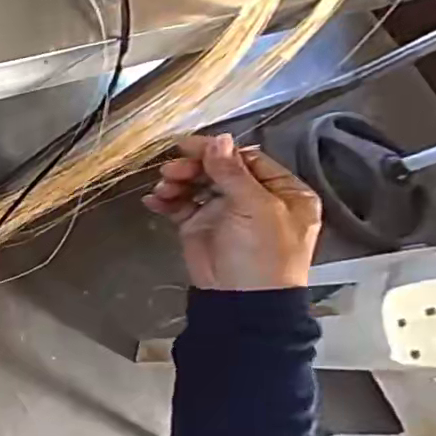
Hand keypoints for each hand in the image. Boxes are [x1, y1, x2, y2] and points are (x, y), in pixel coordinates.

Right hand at [141, 134, 320, 290]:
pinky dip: (165, 201)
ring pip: (195, 186)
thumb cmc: (261, 251)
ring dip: (176, 184)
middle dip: (192, 169)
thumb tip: (219, 139)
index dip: (217, 152)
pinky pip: (179, 206)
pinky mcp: (198, 225)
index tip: (186, 147)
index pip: (247, 161)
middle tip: (169, 171)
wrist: (240, 296)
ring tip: (162, 190)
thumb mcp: (254, 208)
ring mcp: (224, 212)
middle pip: (217, 172)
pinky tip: (153, 201)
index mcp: (281, 192)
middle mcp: (253, 198)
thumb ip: (232, 173)